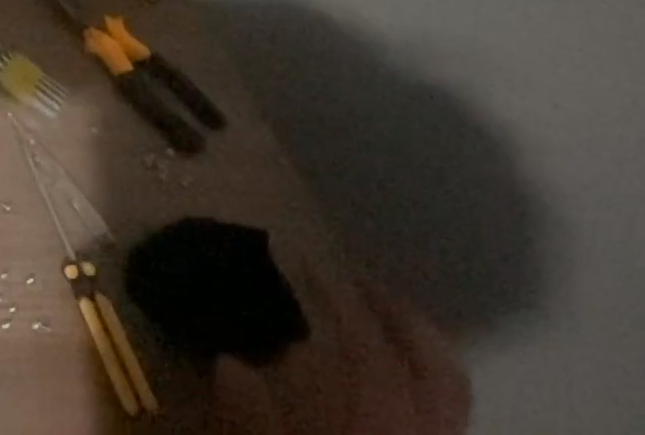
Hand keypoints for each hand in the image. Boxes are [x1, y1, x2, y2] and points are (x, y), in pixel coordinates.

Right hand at [211, 272, 469, 433]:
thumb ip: (246, 422)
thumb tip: (230, 364)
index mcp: (378, 434)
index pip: (376, 359)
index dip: (343, 305)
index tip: (306, 263)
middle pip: (440, 375)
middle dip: (400, 318)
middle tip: (352, 278)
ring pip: (450, 399)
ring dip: (414, 347)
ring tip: (367, 316)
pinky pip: (437, 422)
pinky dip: (413, 386)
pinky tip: (370, 379)